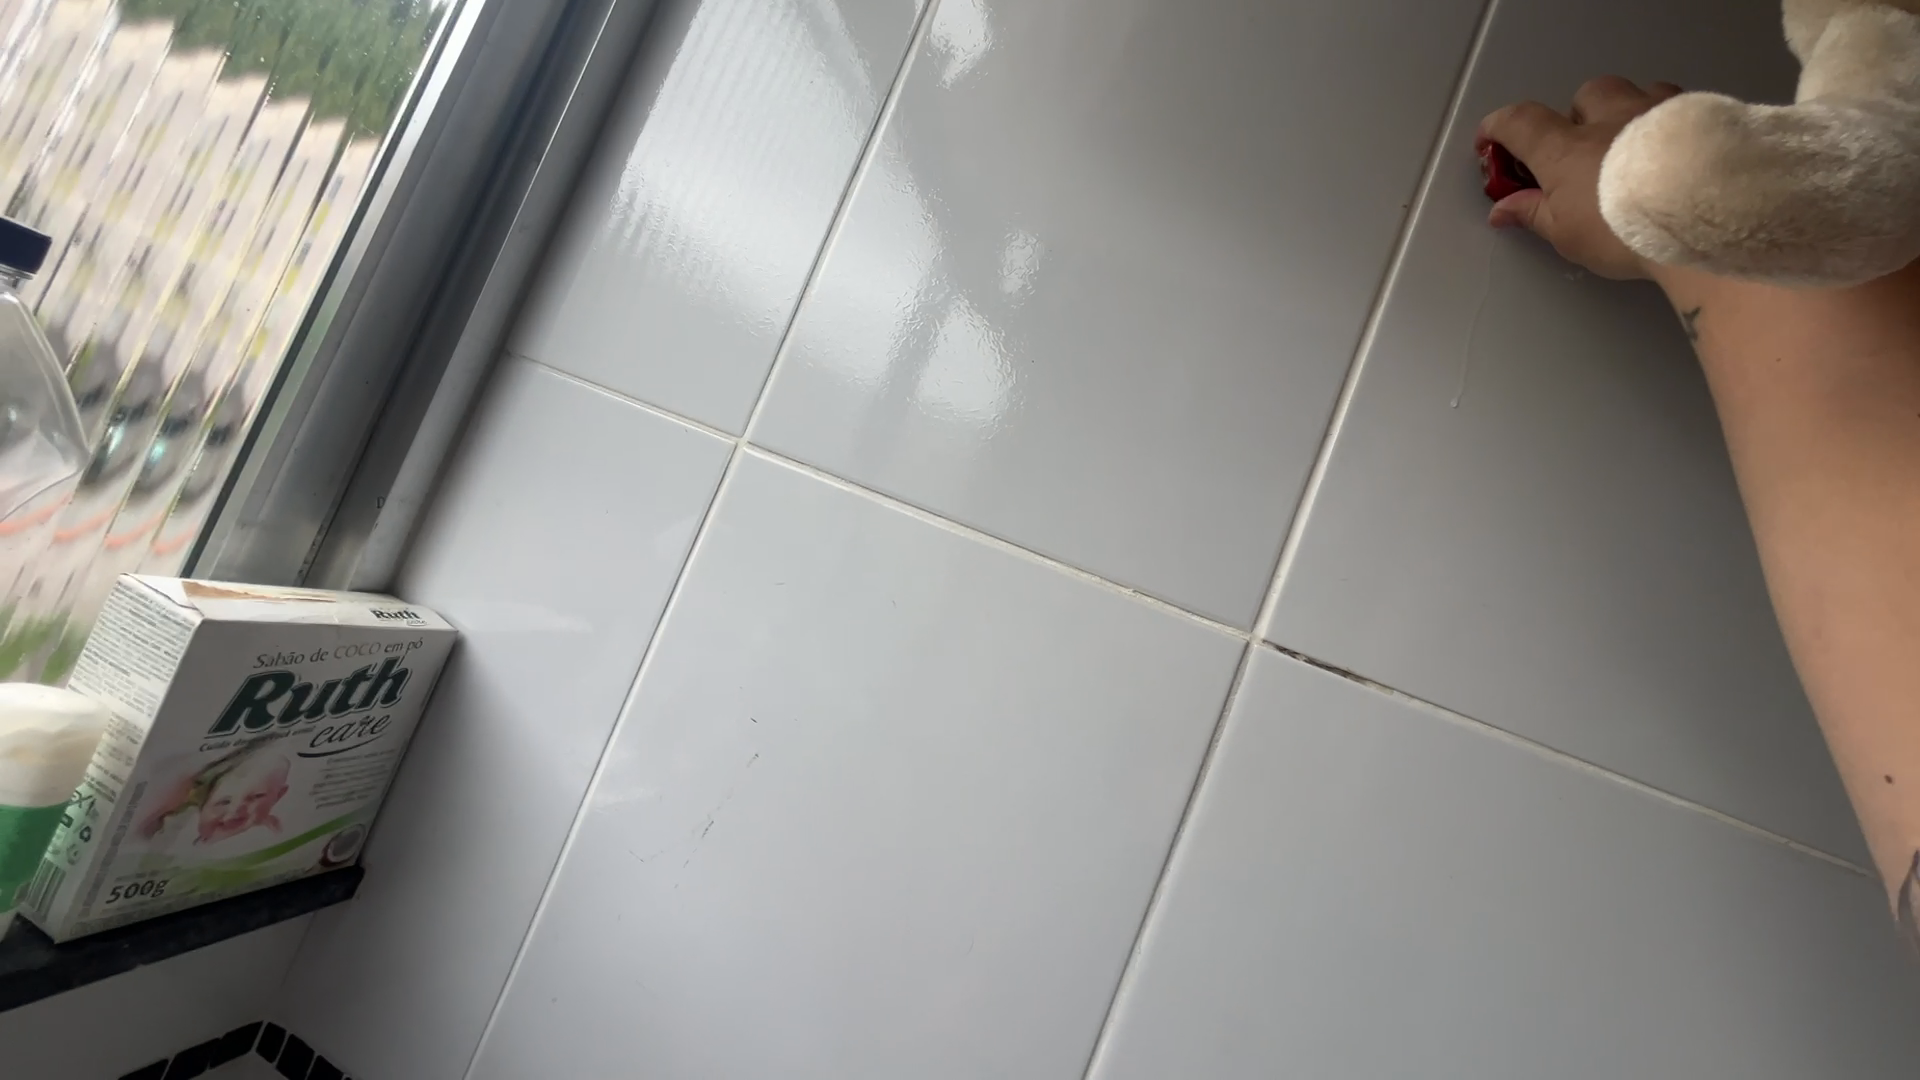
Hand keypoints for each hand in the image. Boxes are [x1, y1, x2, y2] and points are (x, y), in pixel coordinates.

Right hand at [1478, 76, 1682, 280]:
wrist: (1706, 221)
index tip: (1488, 141)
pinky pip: (1676, 106)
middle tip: (1576, 150)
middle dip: (1576, 115)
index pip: (1521, 122)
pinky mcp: (1702, 116)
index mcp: (1567, 149)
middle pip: (1587, 95)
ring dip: (1624, 113)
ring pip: (1637, 92)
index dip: (1498, 126)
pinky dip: (1662, 123)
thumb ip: (1532, 213)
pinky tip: (1666, 153)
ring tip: (1626, 148)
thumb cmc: (1619, 231)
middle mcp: (1612, 119)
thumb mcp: (1564, 233)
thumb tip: (1502, 209)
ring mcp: (1661, 111)